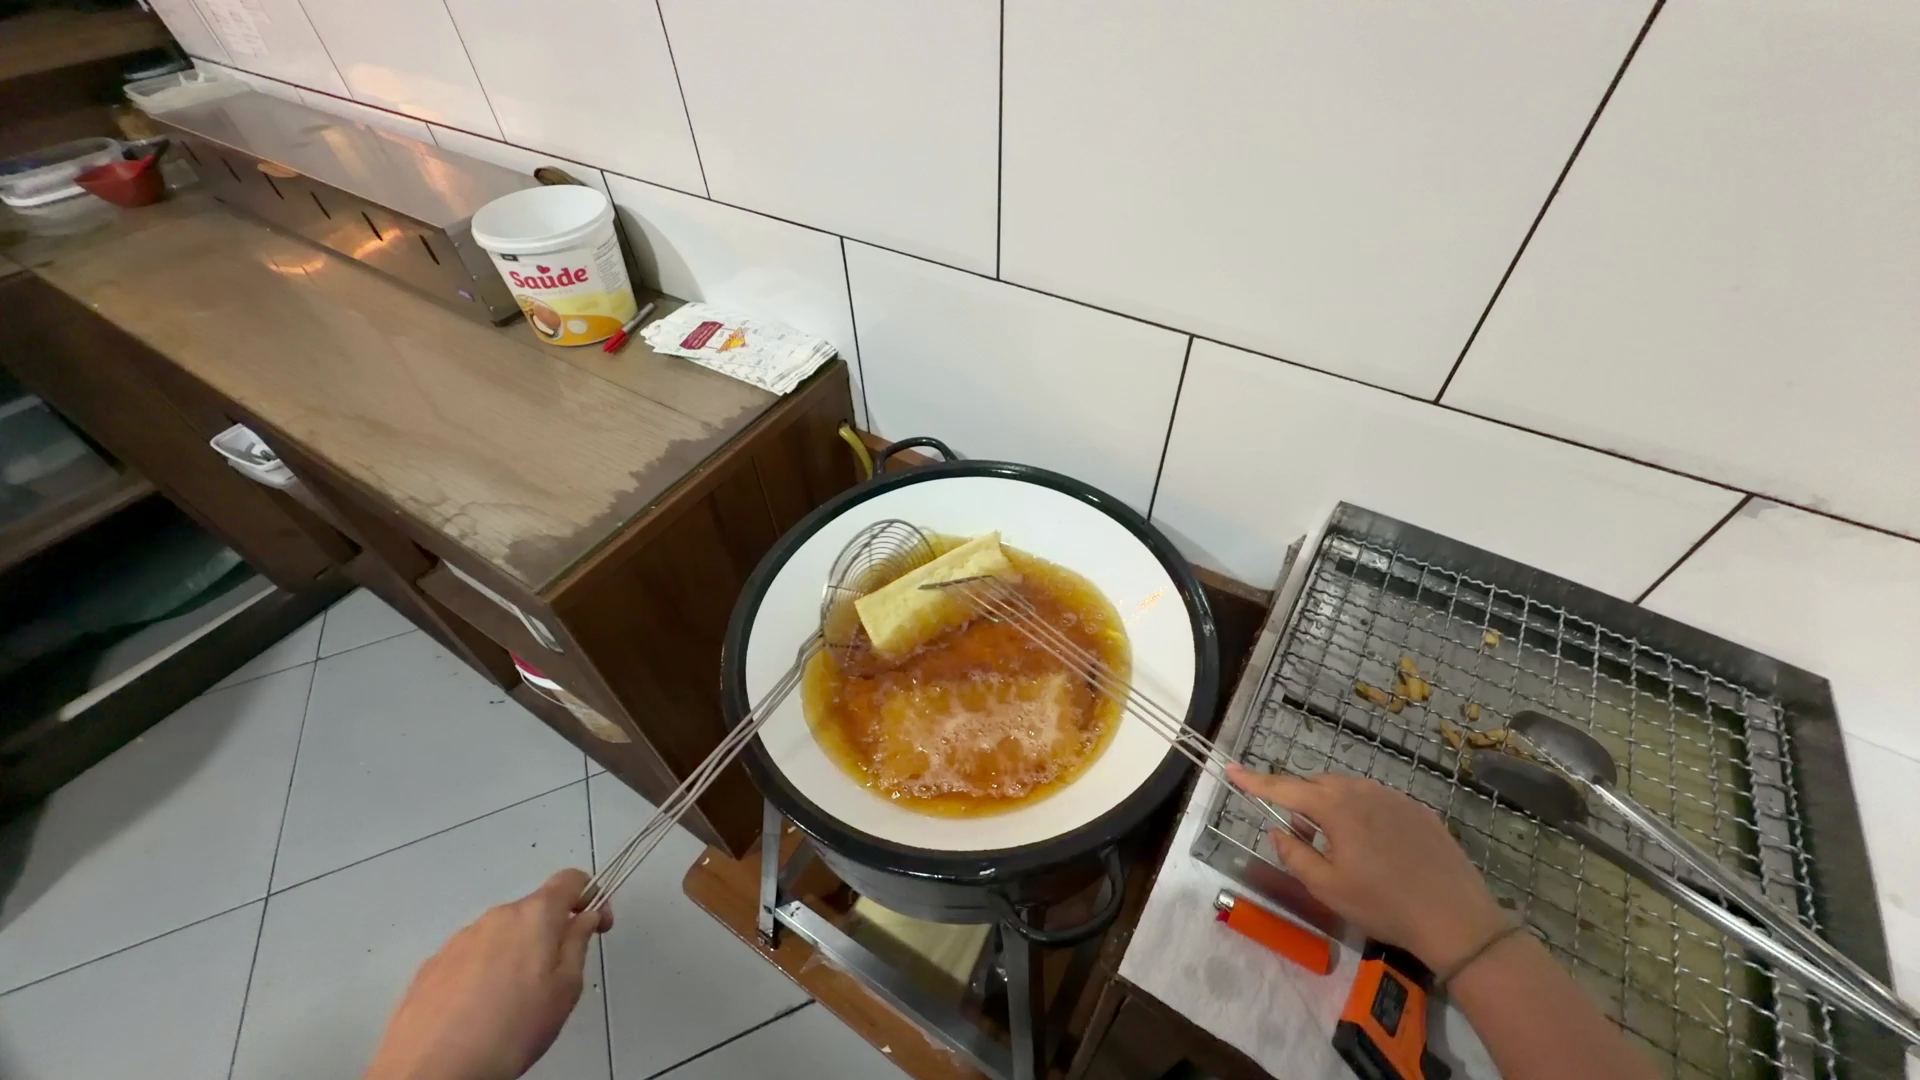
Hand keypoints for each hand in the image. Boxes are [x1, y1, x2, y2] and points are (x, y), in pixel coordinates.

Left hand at [364, 869, 611, 1079]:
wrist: (430, 1074)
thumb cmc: (511, 1030)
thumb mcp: (566, 989)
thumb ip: (579, 942)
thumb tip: (584, 918)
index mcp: (535, 914)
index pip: (571, 879)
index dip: (591, 896)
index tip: (596, 925)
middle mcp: (496, 917)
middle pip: (534, 910)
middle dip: (549, 933)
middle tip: (554, 976)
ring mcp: (458, 941)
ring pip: (501, 935)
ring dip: (514, 954)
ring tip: (512, 1001)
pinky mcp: (430, 967)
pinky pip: (470, 957)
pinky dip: (482, 972)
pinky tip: (479, 1011)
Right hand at [1227, 766, 1507, 974]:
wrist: (1458, 921)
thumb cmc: (1384, 905)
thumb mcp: (1327, 887)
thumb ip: (1294, 854)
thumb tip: (1278, 831)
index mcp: (1335, 807)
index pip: (1284, 788)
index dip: (1254, 781)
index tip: (1231, 769)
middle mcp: (1362, 791)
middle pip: (1317, 785)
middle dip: (1300, 801)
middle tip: (1298, 833)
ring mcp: (1394, 797)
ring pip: (1348, 791)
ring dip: (1332, 807)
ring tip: (1338, 844)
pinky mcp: (1418, 810)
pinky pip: (1377, 801)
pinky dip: (1363, 814)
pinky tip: (1375, 847)